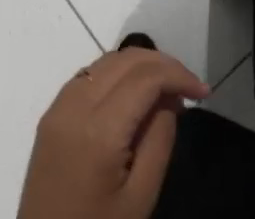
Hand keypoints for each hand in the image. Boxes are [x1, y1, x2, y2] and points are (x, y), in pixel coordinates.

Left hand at [17, 48, 209, 218]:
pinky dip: (116, 74)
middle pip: (125, 59)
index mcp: (98, 130)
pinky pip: (88, 76)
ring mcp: (57, 109)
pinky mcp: (50, 117)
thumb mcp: (141, 195)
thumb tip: (169, 97)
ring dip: (139, 65)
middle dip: (163, 63)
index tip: (204, 92)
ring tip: (165, 90)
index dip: (180, 75)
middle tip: (188, 87)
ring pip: (106, 61)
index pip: (146, 77)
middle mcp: (73, 107)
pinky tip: (133, 95)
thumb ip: (160, 138)